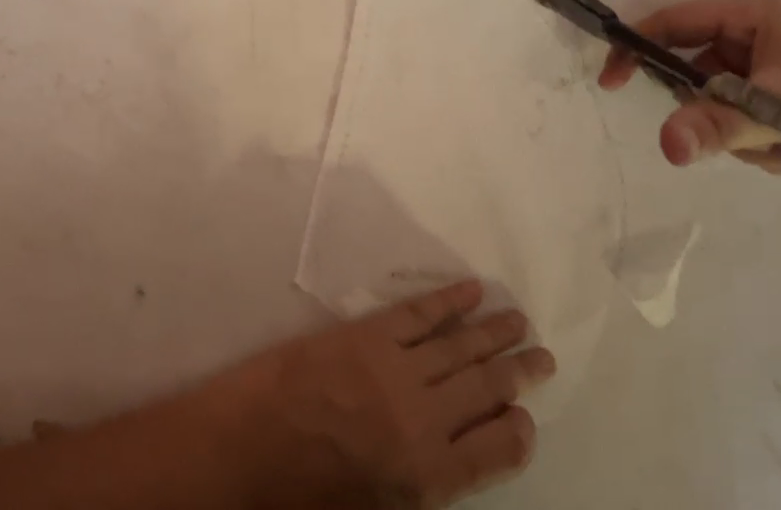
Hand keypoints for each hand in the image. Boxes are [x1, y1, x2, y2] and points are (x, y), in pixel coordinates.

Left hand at [194, 280, 555, 508]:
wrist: (238, 456)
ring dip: (496, 332)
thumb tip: (455, 451)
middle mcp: (424, 421)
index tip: (524, 419)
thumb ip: (423, 483)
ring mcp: (396, 372)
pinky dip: (448, 300)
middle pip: (488, 389)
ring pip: (461, 346)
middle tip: (543, 357)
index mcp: (427, 478)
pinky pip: (419, 313)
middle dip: (520, 373)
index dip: (518, 432)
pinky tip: (472, 290)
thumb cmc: (301, 500)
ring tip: (519, 321)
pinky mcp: (366, 336)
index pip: (499, 450)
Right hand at [598, 0, 780, 189]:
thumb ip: (716, 126)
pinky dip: (766, 147)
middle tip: (737, 131)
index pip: (673, 22)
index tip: (611, 83)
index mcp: (755, 16)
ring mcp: (777, 73)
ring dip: (744, 135)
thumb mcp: (780, 109)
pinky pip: (748, 128)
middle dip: (712, 110)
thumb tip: (665, 146)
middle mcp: (761, 38)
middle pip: (697, 71)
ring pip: (723, 107)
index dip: (636, 48)